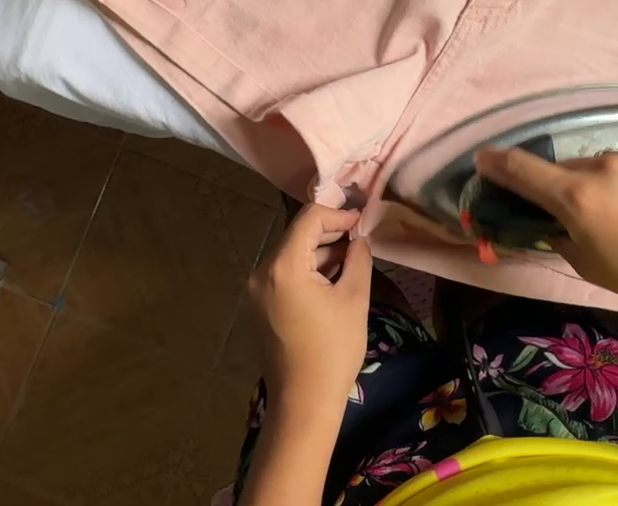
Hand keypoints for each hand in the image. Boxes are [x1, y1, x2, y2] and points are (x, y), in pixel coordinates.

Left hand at [247, 203, 372, 415]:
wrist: (303, 404)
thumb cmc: (333, 350)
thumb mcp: (355, 298)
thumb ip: (358, 257)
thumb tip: (358, 238)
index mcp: (283, 266)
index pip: (310, 218)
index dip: (338, 215)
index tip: (361, 223)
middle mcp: (262, 272)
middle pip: (298, 235)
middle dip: (330, 234)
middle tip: (359, 240)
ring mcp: (256, 290)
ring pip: (291, 255)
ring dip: (320, 253)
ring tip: (350, 263)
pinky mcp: (258, 306)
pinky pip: (284, 275)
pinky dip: (306, 271)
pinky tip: (331, 283)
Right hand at [474, 145, 617, 321]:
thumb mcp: (587, 265)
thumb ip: (556, 233)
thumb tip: (540, 216)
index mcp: (578, 198)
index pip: (521, 169)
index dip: (495, 163)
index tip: (483, 159)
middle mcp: (602, 166)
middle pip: (565, 168)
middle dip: (564, 187)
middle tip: (583, 214)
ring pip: (602, 164)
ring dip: (603, 182)